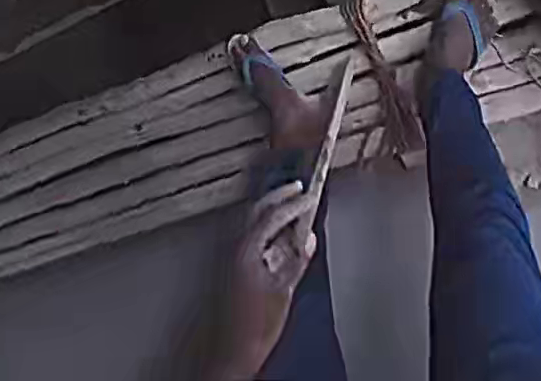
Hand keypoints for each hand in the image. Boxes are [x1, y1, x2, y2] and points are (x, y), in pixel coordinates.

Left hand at [210, 182, 317, 380]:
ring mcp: (231, 252)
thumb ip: (295, 261)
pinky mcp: (232, 262)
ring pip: (252, 218)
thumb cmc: (255, 327)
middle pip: (258, 209)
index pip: (272, 215)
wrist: (232, 351)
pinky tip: (279, 232)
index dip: (292, 203)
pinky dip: (266, 225)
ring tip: (291, 204)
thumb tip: (308, 238)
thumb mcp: (283, 292)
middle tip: (298, 188)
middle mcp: (235, 245)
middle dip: (279, 196)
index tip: (308, 196)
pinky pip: (250, 233)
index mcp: (247, 248)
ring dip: (271, 208)